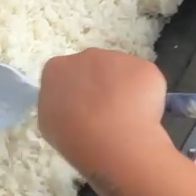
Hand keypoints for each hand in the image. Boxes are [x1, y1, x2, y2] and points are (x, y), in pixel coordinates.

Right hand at [38, 48, 170, 170]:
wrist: (111, 139)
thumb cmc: (72, 136)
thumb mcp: (49, 122)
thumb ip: (58, 104)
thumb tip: (71, 104)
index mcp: (57, 68)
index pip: (63, 74)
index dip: (74, 91)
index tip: (79, 108)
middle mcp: (86, 56)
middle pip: (94, 67)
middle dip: (99, 85)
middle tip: (103, 113)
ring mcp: (117, 58)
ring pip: (121, 72)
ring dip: (123, 89)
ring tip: (125, 117)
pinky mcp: (144, 67)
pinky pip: (144, 80)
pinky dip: (145, 95)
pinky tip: (141, 115)